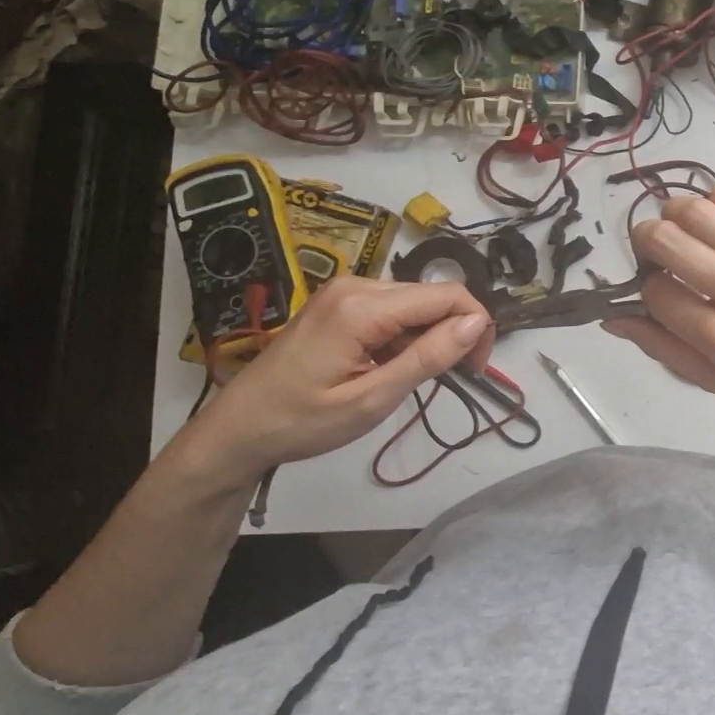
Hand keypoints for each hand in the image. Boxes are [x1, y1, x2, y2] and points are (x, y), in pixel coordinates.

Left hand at [169, 277, 492, 484]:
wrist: (237, 429)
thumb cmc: (302, 421)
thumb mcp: (372, 399)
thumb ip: (427, 357)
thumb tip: (477, 322)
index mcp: (363, 307)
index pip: (448, 296)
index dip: (476, 326)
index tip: (475, 369)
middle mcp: (356, 286)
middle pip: (433, 295)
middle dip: (455, 331)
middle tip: (451, 377)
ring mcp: (345, 291)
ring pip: (416, 302)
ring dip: (429, 335)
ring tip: (412, 377)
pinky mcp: (339, 303)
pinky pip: (393, 308)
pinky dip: (406, 335)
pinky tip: (390, 366)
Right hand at [604, 185, 714, 429]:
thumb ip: (663, 349)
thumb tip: (613, 317)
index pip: (657, 291)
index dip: (646, 286)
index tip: (656, 288)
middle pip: (669, 240)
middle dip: (647, 241)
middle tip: (657, 250)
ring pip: (702, 211)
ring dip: (676, 213)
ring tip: (683, 228)